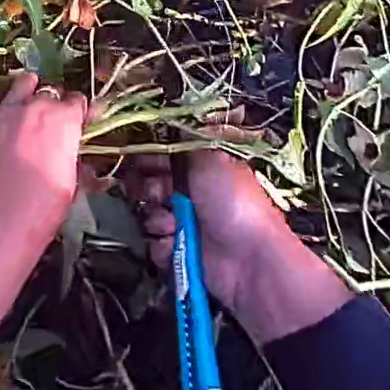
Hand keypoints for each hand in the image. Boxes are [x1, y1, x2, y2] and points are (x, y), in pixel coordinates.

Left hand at [0, 71, 87, 372]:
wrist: (1, 223)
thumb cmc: (44, 209)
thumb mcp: (71, 184)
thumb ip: (75, 162)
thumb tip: (82, 162)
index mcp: (65, 121)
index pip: (78, 102)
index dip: (81, 112)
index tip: (81, 123)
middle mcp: (38, 107)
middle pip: (52, 93)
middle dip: (56, 104)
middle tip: (55, 124)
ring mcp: (10, 111)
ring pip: (23, 83)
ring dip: (30, 89)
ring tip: (31, 99)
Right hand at [135, 149, 352, 343]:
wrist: (251, 260)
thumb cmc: (234, 202)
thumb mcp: (211, 161)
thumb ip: (185, 144)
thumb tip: (167, 129)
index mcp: (201, 169)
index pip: (164, 158)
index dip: (149, 158)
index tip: (137, 159)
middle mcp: (191, 195)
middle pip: (151, 185)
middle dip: (148, 189)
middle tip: (157, 194)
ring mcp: (185, 225)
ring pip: (149, 215)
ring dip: (156, 219)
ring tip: (172, 224)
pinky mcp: (181, 254)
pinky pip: (156, 245)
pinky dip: (163, 245)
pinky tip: (174, 243)